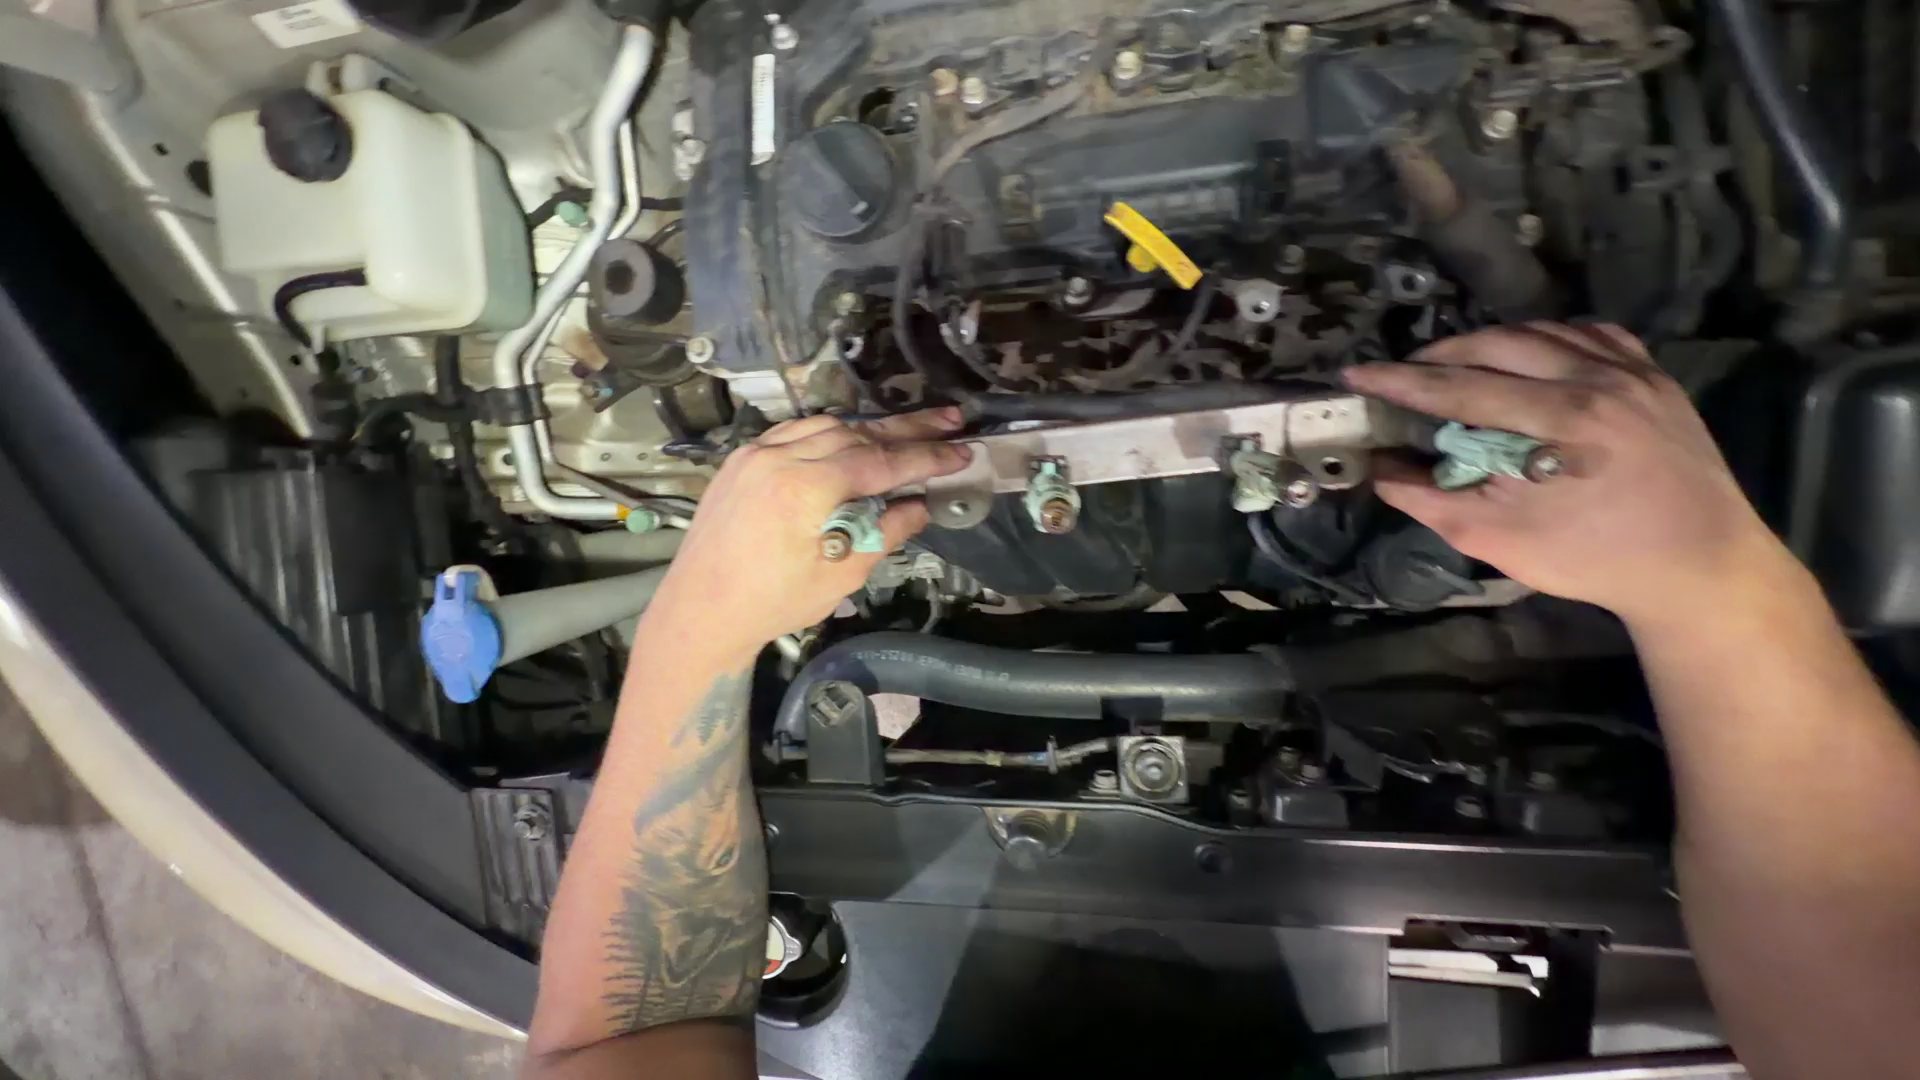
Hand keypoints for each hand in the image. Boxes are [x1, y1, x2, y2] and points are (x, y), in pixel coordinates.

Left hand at [642, 408, 971, 663]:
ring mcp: (756, 452)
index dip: (925, 456)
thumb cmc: (773, 603)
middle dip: (908, 429)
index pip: (879, 462)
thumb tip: (920, 506)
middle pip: (857, 433)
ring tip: (911, 433)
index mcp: (804, 487)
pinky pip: (796, 432)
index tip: (962, 451)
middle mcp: (778, 456)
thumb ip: (884, 534)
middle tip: (951, 419)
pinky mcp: (742, 458)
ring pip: (827, 426)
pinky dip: (831, 433)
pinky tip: (852, 438)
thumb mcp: (841, 576)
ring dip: (871, 429)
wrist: (700, 609)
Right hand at [1343, 323, 1793, 627]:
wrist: (1696, 565)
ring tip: (1452, 363)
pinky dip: (1544, 337)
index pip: (1457, 387)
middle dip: (1436, 354)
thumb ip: (1423, 496)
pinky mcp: (1654, 377)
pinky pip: (1590, 334)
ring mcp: (1632, 373)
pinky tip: (1523, 355)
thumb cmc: (1586, 557)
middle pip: (1495, 345)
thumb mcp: (1488, 536)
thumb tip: (1376, 467)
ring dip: (1485, 341)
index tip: (1355, 374)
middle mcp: (1597, 381)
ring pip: (1540, 331)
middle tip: (1400, 373)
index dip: (1398, 380)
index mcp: (1557, 421)